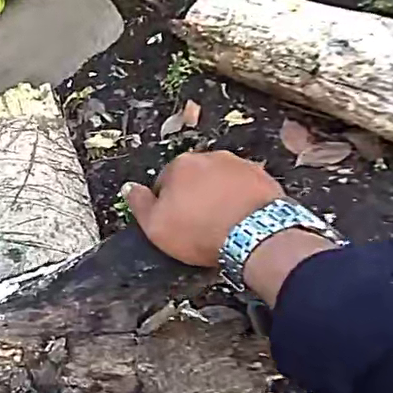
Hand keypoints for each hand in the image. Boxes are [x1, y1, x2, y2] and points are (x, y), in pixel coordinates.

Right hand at [120, 151, 285, 267]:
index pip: (164, 182)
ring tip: (220, 224)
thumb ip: (139, 204)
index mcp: (180, 165)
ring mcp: (239, 165)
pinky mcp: (262, 177)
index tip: (174, 222)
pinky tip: (238, 221)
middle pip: (194, 179)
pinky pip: (244, 189)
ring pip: (220, 182)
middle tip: (197, 225)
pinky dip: (240, 200)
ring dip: (217, 197)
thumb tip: (130, 189)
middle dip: (193, 197)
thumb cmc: (201, 231)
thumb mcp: (155, 226)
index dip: (167, 205)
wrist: (254, 235)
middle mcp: (209, 157)